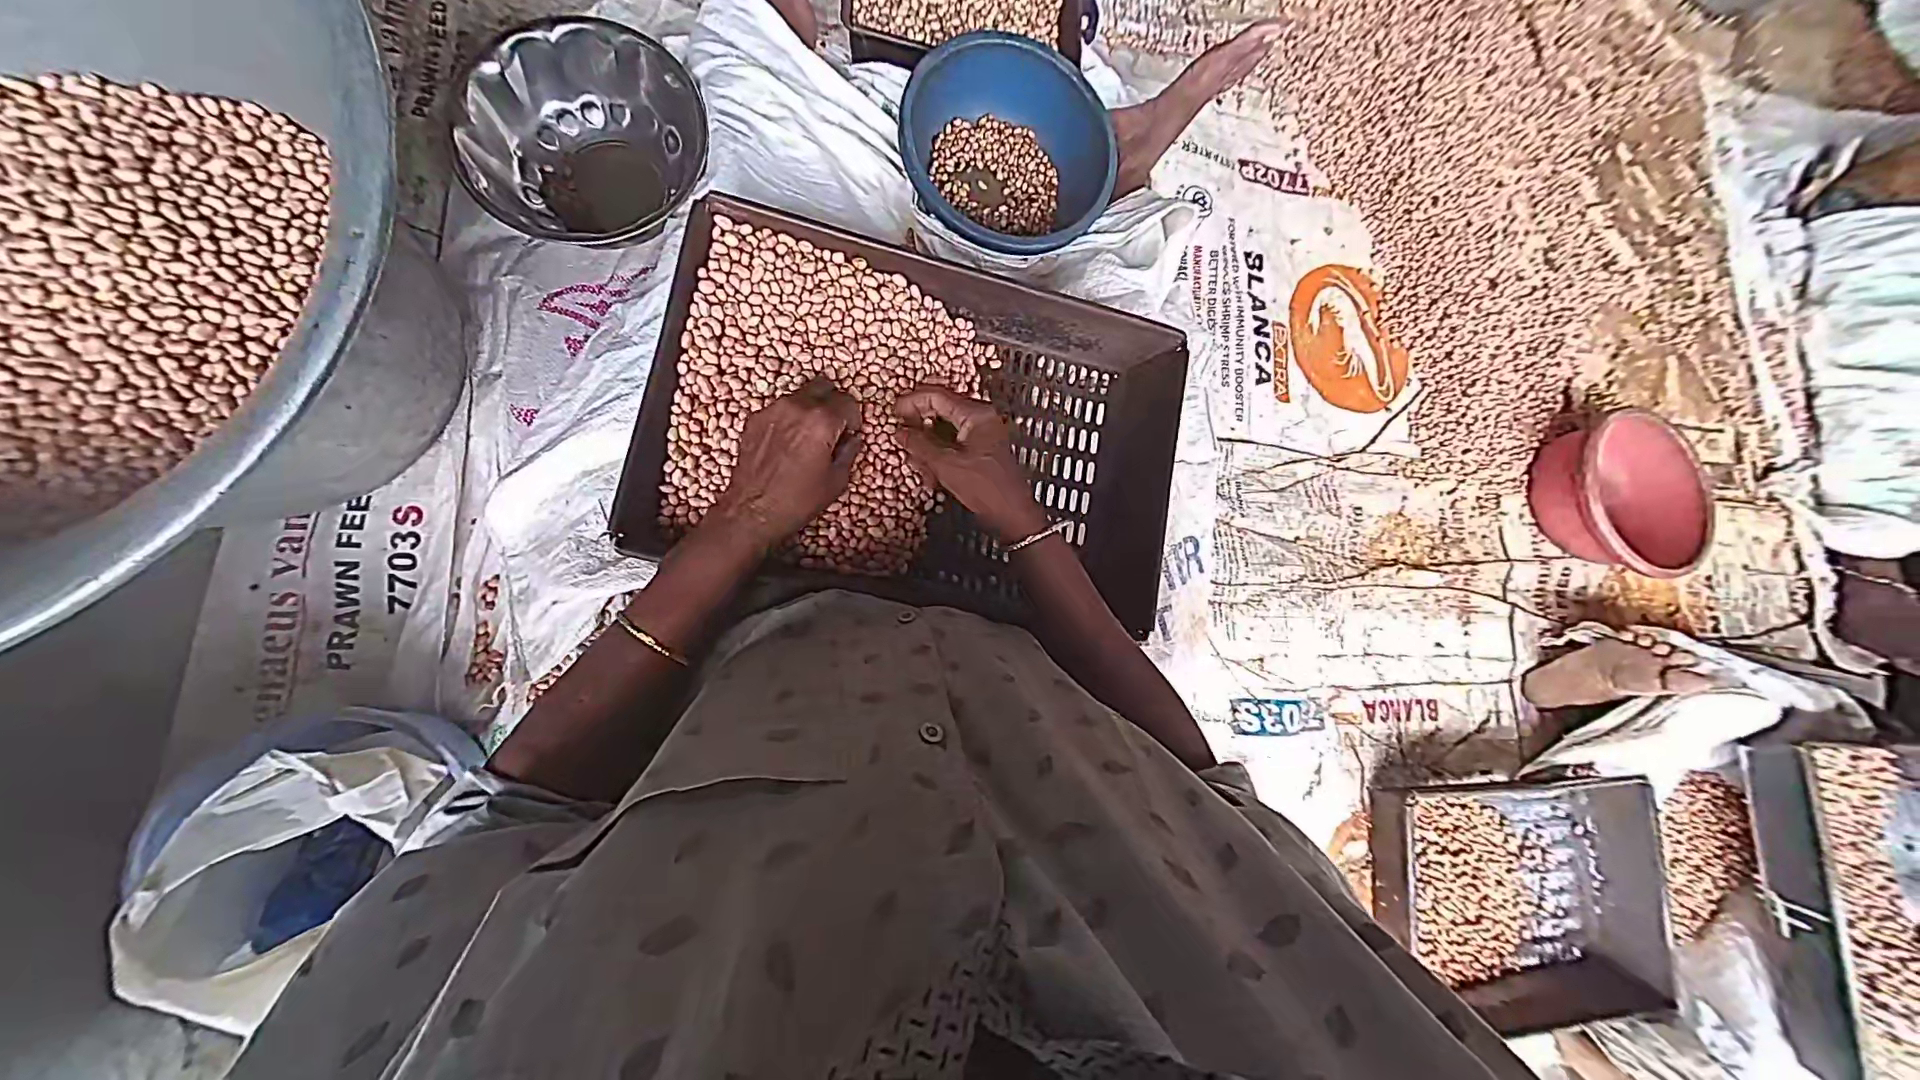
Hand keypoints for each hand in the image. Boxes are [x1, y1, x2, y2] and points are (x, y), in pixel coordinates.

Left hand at [709, 377, 861, 552]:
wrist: (753, 511)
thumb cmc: (796, 501)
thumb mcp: (836, 480)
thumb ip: (849, 452)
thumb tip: (852, 440)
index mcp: (821, 421)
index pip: (847, 401)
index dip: (853, 418)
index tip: (851, 432)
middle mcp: (796, 407)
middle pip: (823, 387)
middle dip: (833, 403)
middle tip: (835, 427)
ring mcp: (773, 410)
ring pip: (800, 395)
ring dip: (811, 409)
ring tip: (811, 437)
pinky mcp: (756, 419)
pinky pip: (780, 408)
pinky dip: (790, 418)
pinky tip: (790, 443)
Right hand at [893, 385, 1046, 541]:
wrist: (1011, 513)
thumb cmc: (987, 488)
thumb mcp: (946, 465)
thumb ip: (919, 445)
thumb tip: (900, 432)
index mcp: (976, 414)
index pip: (937, 396)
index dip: (911, 402)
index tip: (894, 414)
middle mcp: (980, 418)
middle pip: (939, 412)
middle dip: (918, 428)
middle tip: (902, 440)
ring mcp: (981, 434)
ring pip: (943, 430)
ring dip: (927, 447)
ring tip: (918, 465)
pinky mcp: (979, 449)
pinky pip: (952, 444)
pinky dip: (938, 456)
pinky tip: (931, 475)